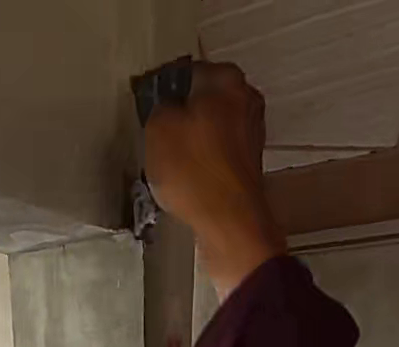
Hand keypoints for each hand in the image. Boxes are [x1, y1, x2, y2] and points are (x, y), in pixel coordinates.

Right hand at [142, 62, 286, 296]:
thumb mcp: (157, 130)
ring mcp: (251, 135)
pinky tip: (188, 183)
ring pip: (211, 131)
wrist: (228, 221)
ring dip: (192, 144)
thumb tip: (164, 109)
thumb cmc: (193, 171)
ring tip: (169, 166)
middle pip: (203, 102)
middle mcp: (245, 100)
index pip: (186, 72)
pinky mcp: (248, 167)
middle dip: (181, 117)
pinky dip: (203, 166)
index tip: (147, 107)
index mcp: (225, 79)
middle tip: (156, 138)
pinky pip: (217, 158)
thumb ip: (158, 109)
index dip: (162, 89)